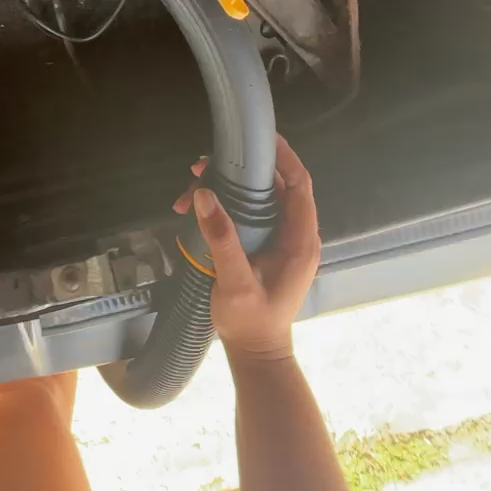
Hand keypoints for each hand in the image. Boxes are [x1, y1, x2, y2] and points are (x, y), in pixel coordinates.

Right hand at [172, 133, 320, 363]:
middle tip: (201, 166)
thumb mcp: (235, 282)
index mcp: (300, 241)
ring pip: (256, 197)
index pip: (300, 185)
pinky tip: (194, 210)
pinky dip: (222, 204)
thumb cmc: (251, 322)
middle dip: (238, 170)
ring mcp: (281, 239)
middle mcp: (295, 234)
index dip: (283, 157)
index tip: (258, 137)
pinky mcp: (265, 244)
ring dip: (224, 187)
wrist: (256, 353)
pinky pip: (247, 211)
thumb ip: (222, 239)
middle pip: (275, 185)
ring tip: (190, 190)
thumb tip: (205, 195)